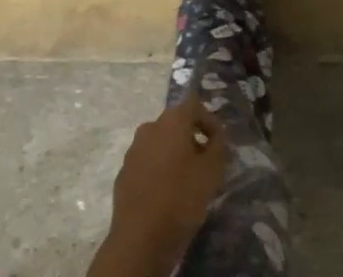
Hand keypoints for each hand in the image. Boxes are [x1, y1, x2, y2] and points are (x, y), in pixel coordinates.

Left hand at [91, 100, 227, 275]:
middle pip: (175, 123)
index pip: (193, 104)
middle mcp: (149, 129)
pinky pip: (147, 162)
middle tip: (206, 159)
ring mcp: (132, 152)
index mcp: (171, 122)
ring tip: (188, 178)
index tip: (219, 141)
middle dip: (192, 137)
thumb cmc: (182, 197)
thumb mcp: (212, 170)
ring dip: (175, 153)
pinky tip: (167, 192)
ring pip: (160, 143)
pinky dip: (159, 169)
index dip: (209, 119)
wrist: (140, 238)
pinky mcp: (123, 174)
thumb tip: (216, 136)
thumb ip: (218, 145)